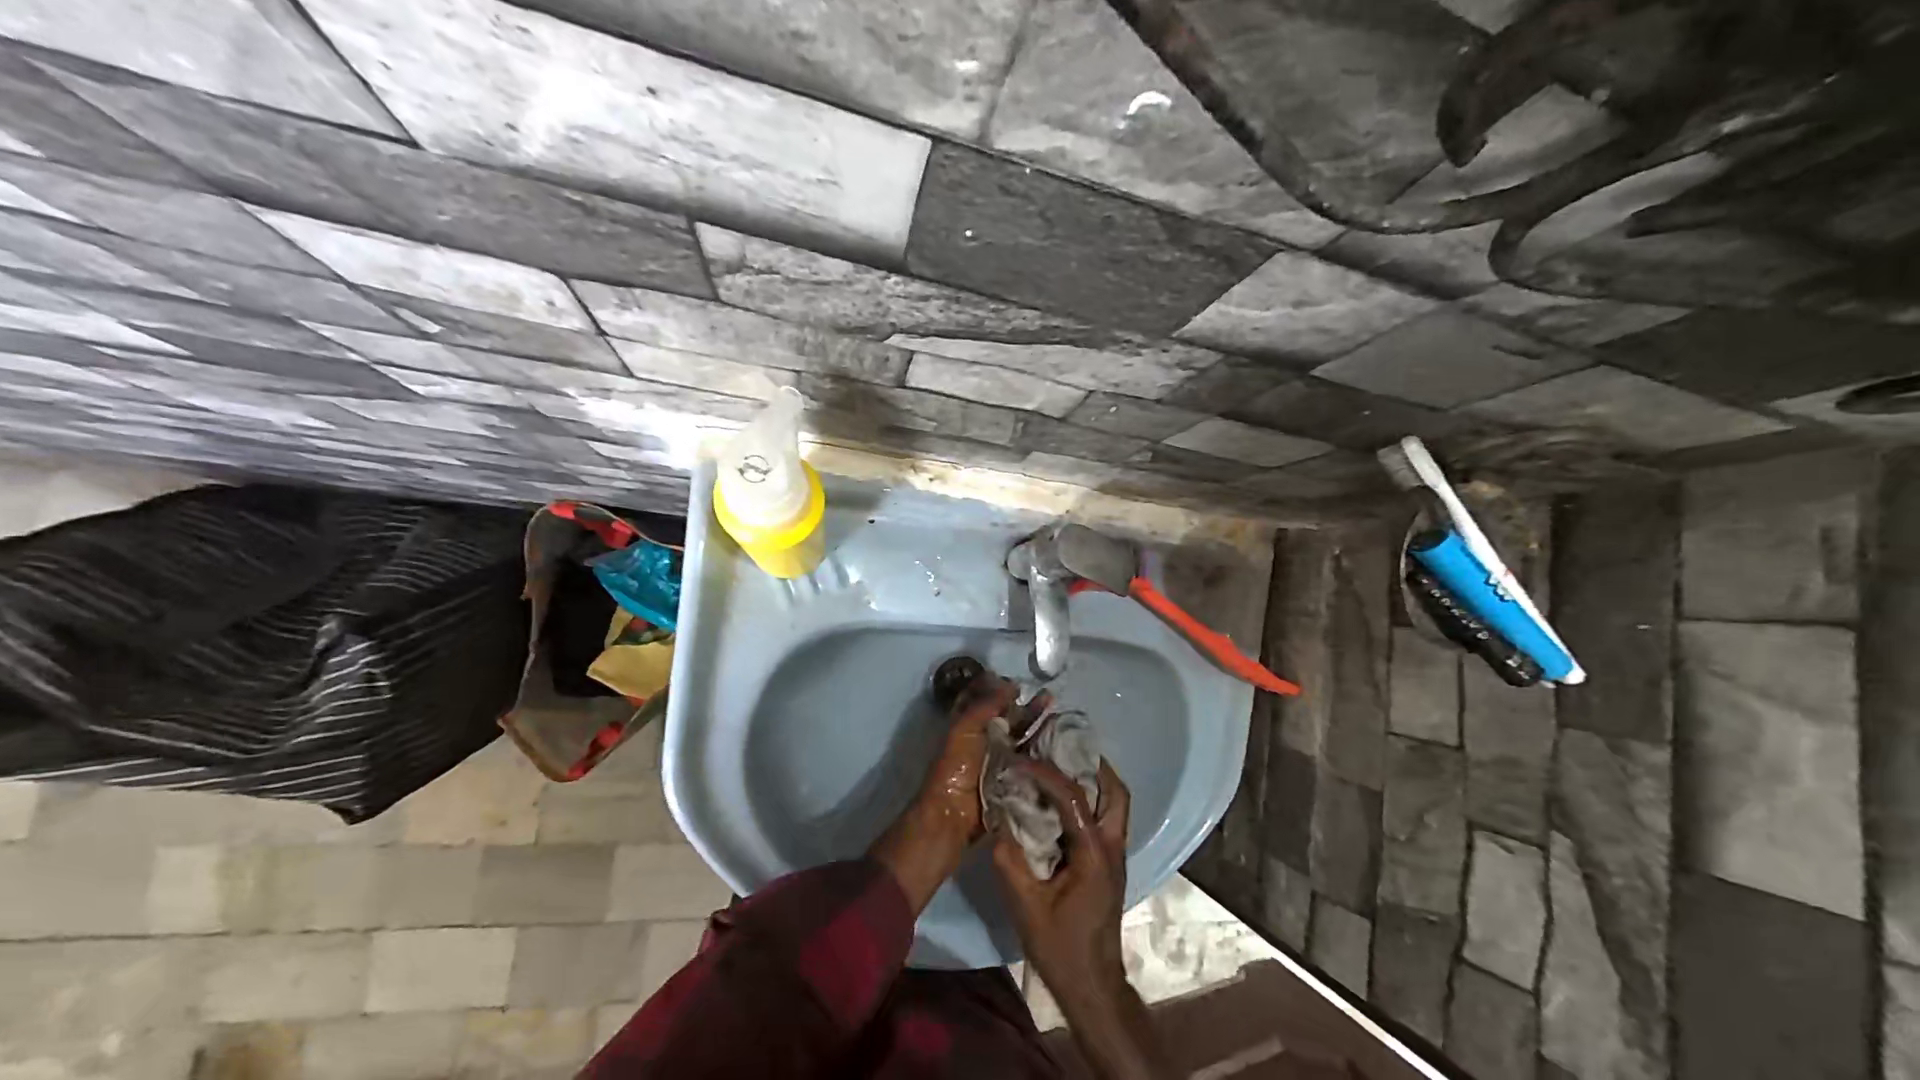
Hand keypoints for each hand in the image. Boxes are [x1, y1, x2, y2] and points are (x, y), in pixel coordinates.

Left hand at [871, 677, 1041, 914]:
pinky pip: (1028, 761)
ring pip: (1020, 738)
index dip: (1000, 689)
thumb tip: (1011, 686)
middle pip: (1007, 718)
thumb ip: (985, 705)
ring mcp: (998, 761)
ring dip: (1037, 726)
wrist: (954, 815)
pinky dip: (1042, 751)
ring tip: (1058, 716)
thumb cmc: (956, 767)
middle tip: (1049, 697)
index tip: (1021, 682)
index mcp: (967, 725)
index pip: (984, 700)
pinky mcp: (1012, 779)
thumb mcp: (964, 729)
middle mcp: (983, 740)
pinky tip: (1058, 743)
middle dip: (1026, 707)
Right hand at [991, 758, 1130, 1000]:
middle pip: (1115, 792)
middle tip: (1059, 749)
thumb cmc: (1060, 946)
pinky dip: (1090, 799)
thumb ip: (1010, 860)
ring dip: (1094, 780)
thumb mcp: (1025, 905)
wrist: (1091, 984)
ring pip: (1116, 804)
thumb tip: (999, 821)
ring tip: (1061, 765)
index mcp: (1094, 853)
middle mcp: (1112, 847)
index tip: (1020, 760)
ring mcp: (1115, 856)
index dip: (1046, 773)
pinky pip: (1106, 818)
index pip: (1073, 797)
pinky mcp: (1108, 864)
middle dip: (1091, 765)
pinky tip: (1061, 801)